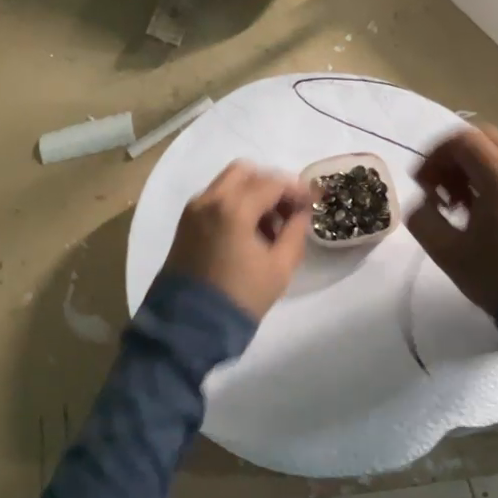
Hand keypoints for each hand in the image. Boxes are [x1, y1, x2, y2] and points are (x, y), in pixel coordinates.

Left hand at [163, 162, 313, 320]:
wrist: (190, 325)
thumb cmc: (241, 297)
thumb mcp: (279, 268)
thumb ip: (295, 232)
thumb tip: (301, 212)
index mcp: (233, 208)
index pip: (272, 183)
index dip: (296, 190)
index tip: (312, 203)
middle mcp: (209, 200)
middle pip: (245, 172)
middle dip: (270, 185)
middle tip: (288, 210)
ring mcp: (193, 210)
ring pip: (227, 184)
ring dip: (251, 194)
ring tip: (269, 228)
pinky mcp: (185, 223)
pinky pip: (214, 199)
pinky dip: (234, 204)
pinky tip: (248, 233)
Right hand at [407, 126, 497, 315]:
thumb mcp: (447, 252)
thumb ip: (423, 218)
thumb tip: (423, 203)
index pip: (461, 139)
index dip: (434, 156)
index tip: (423, 185)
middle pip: (482, 138)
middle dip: (453, 158)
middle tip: (439, 190)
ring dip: (473, 168)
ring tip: (460, 205)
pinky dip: (493, 177)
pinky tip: (484, 212)